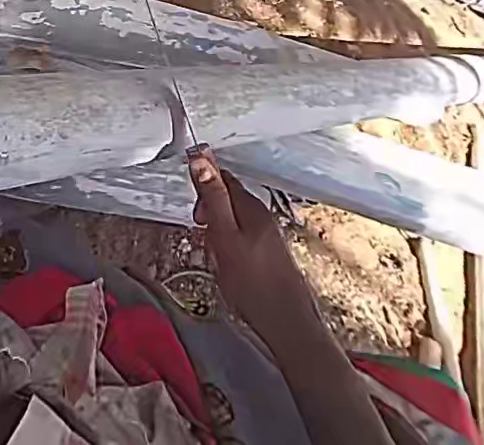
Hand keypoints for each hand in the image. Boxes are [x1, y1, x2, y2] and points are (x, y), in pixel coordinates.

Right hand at [190, 151, 321, 342]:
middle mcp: (262, 216)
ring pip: (234, 220)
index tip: (196, 211)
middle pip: (228, 198)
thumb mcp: (224, 236)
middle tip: (204, 236)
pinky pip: (242, 238)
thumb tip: (201, 160)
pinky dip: (229, 246)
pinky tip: (229, 268)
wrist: (287, 324)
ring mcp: (267, 235)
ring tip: (215, 256)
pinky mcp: (269, 253)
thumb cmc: (253, 283)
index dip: (204, 188)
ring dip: (218, 232)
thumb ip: (213, 198)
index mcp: (250, 207)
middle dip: (210, 213)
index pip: (223, 178)